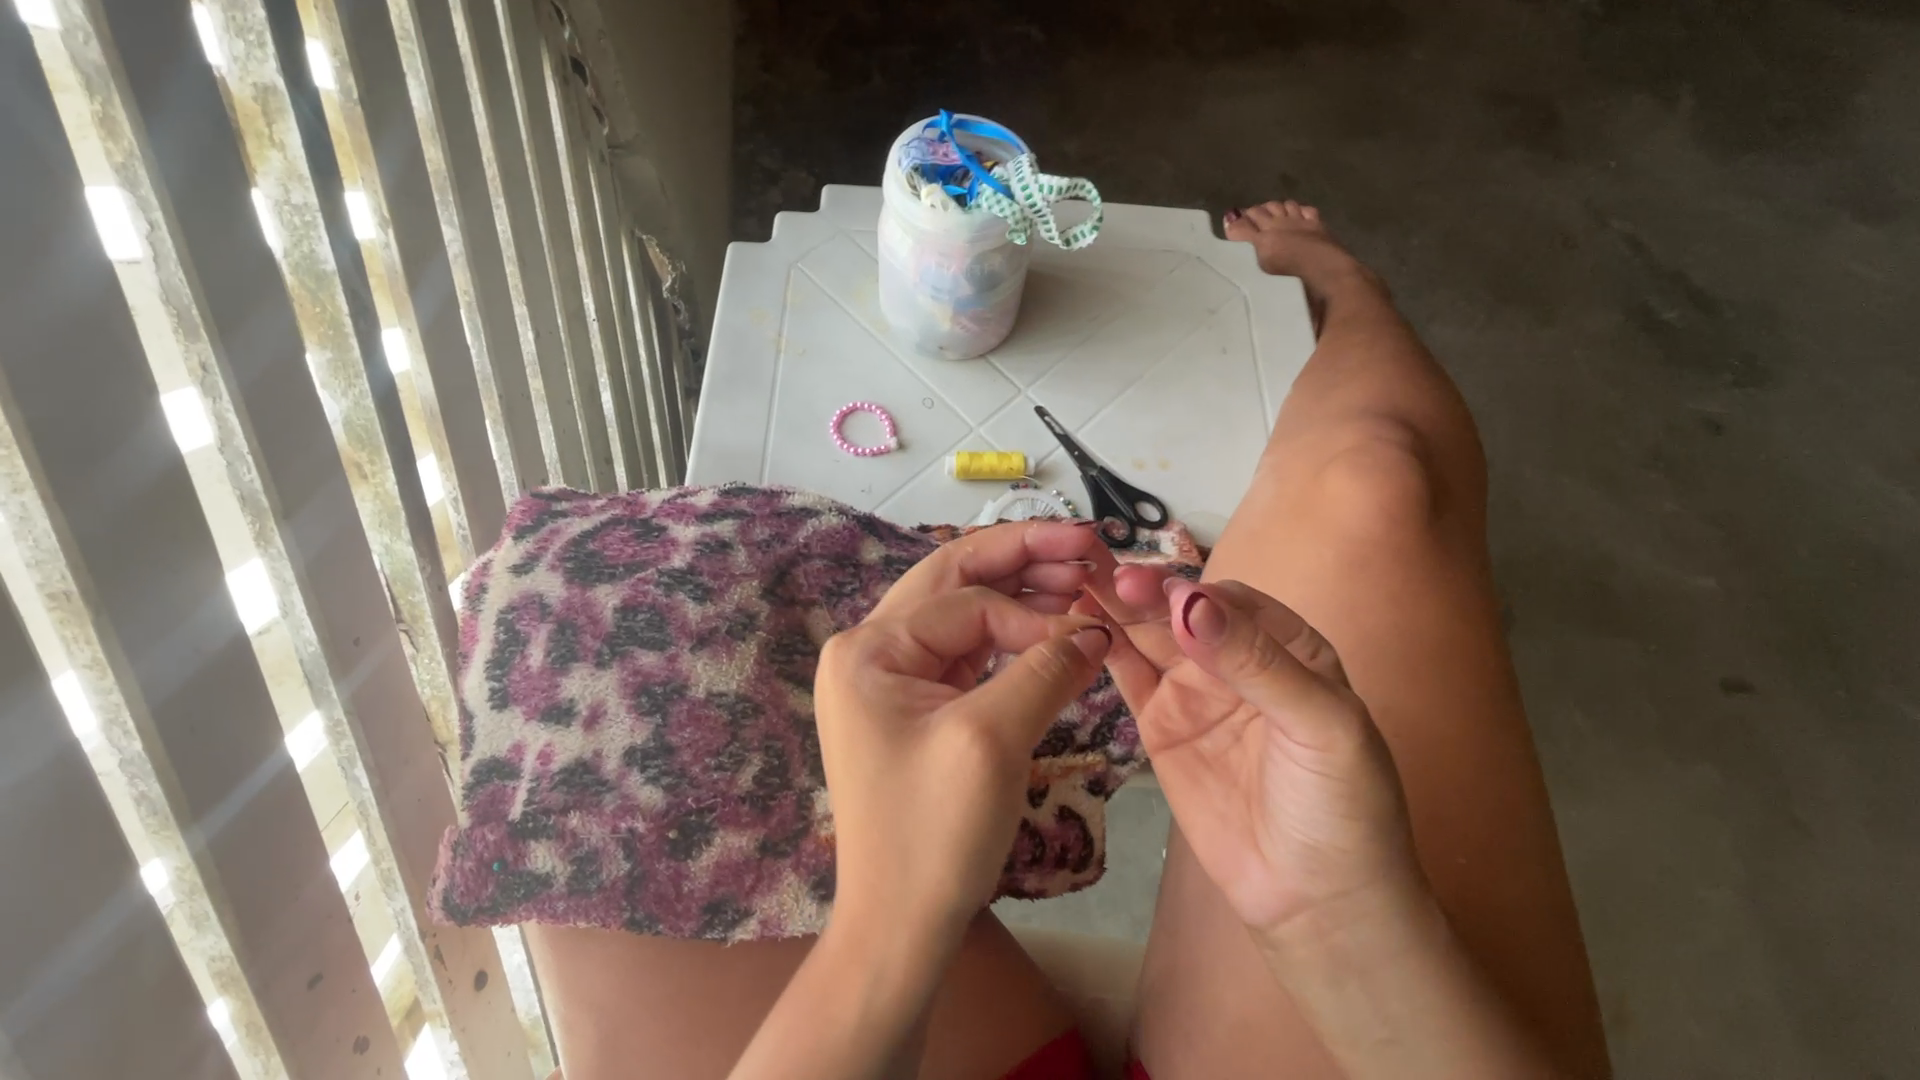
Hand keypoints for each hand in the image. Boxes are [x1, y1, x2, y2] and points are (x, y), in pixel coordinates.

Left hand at [814, 521, 1116, 940]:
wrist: (898, 926)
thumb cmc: (933, 834)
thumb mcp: (992, 741)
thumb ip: (1046, 669)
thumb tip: (1097, 626)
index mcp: (870, 648)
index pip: (969, 602)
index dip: (1036, 614)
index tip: (1093, 637)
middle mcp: (871, 650)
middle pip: (956, 579)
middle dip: (1022, 558)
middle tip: (1088, 542)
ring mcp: (890, 677)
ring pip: (964, 610)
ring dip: (1020, 593)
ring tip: (1079, 578)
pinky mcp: (915, 704)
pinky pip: (967, 651)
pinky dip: (1010, 636)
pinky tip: (1050, 627)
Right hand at [1087, 568, 1425, 935]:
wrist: (1313, 899)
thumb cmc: (1343, 805)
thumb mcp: (1322, 725)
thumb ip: (1256, 662)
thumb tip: (1190, 604)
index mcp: (1287, 648)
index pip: (1234, 602)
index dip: (1197, 592)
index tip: (1163, 592)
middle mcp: (1235, 661)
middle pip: (1183, 614)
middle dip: (1147, 592)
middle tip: (1106, 575)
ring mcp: (1194, 693)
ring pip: (1149, 639)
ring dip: (1118, 610)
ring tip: (1081, 585)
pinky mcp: (1160, 725)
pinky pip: (1130, 678)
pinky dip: (1107, 650)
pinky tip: (1083, 624)